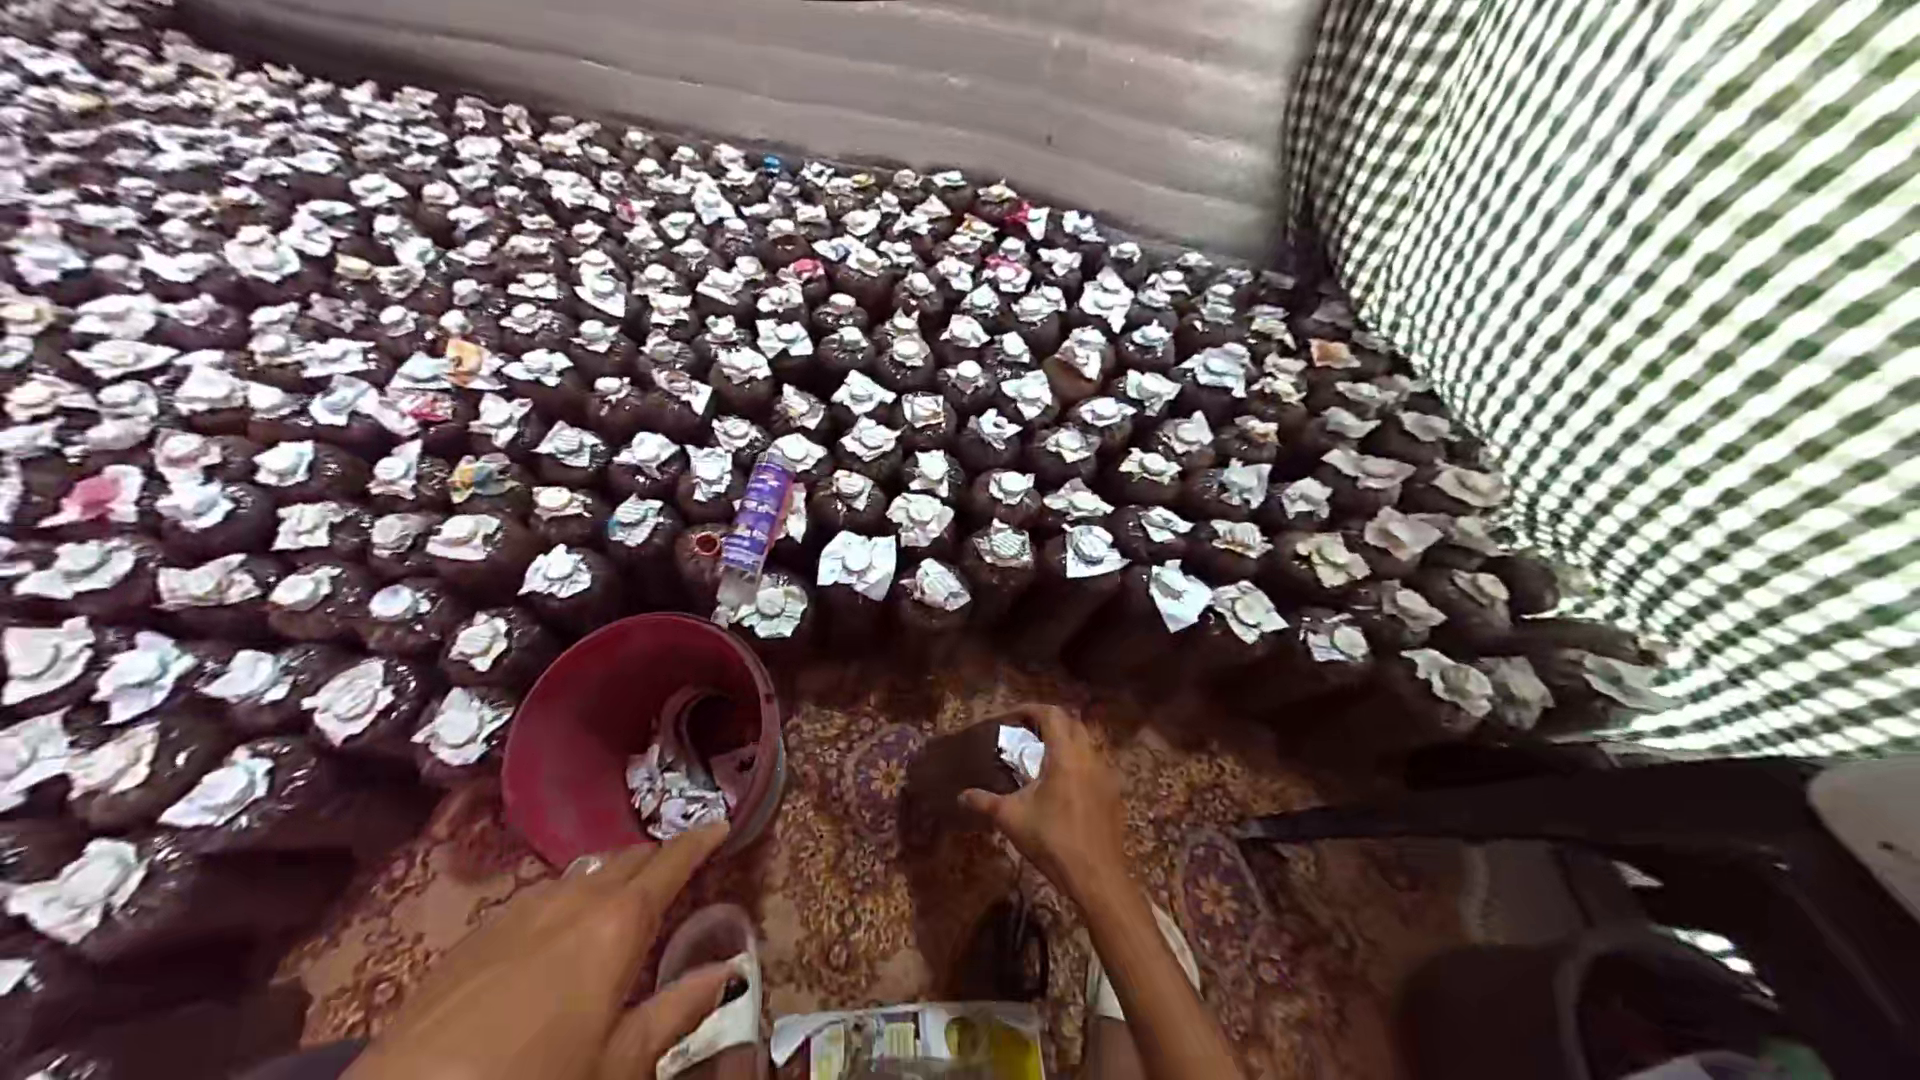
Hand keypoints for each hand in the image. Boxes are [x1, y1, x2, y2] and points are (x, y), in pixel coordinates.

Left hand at [344, 823, 732, 1079]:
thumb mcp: (617, 1066)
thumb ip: (678, 1010)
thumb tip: (731, 973)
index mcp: (619, 923)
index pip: (672, 862)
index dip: (701, 840)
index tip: (721, 825)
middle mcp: (574, 898)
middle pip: (628, 857)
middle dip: (659, 857)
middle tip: (680, 870)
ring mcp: (520, 910)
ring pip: (584, 871)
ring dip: (613, 875)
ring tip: (623, 899)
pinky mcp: (477, 933)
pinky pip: (542, 894)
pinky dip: (570, 897)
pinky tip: (559, 932)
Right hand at [959, 704, 1128, 897]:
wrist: (1097, 877)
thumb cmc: (1053, 841)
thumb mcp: (1012, 819)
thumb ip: (984, 802)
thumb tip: (961, 796)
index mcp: (1066, 755)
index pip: (1052, 714)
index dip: (1031, 709)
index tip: (1012, 717)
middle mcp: (1090, 757)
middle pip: (1072, 723)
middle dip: (1049, 722)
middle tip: (1026, 734)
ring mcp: (1107, 774)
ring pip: (1087, 743)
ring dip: (1066, 741)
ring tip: (1043, 757)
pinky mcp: (1114, 793)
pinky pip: (1096, 764)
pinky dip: (1079, 761)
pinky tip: (1064, 784)